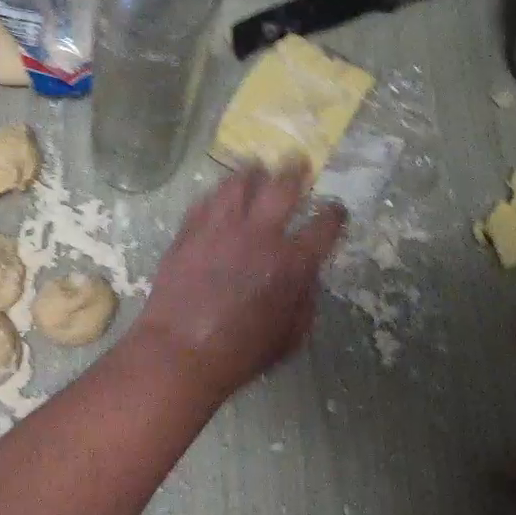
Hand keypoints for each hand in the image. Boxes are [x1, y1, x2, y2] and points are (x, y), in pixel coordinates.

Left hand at [128, 163, 343, 396]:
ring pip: (238, 184)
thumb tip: (306, 274)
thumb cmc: (241, 353)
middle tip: (298, 161)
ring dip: (252, 173)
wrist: (180, 350)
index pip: (325, 225)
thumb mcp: (291, 335)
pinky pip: (206, 200)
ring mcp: (220, 229)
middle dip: (295, 171)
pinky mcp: (189, 232)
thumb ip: (304, 298)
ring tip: (256, 167)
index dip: (334, 214)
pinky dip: (218, 192)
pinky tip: (221, 192)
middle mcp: (259, 235)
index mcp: (293, 262)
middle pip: (282, 187)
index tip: (335, 210)